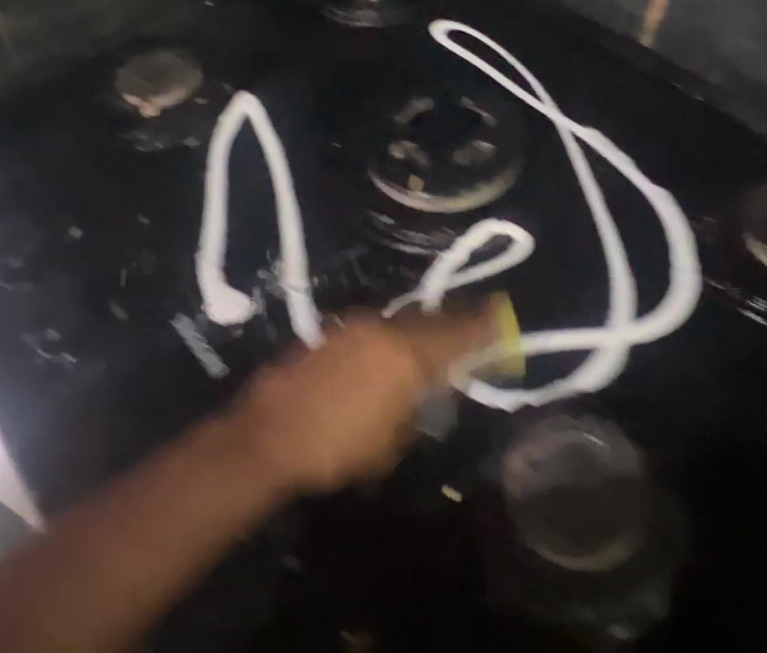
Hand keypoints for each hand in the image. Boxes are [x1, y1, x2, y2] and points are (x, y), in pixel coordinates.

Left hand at [227, 308, 495, 493]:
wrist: (264, 438)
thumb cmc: (336, 450)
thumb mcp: (391, 444)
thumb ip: (416, 413)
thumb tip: (424, 398)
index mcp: (408, 357)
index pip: (458, 334)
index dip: (483, 326)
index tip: (502, 317)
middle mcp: (384, 331)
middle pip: (430, 320)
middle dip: (454, 323)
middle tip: (472, 326)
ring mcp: (352, 328)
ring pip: (399, 322)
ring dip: (418, 330)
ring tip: (429, 343)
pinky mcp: (326, 335)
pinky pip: (371, 330)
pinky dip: (387, 339)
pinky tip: (383, 356)